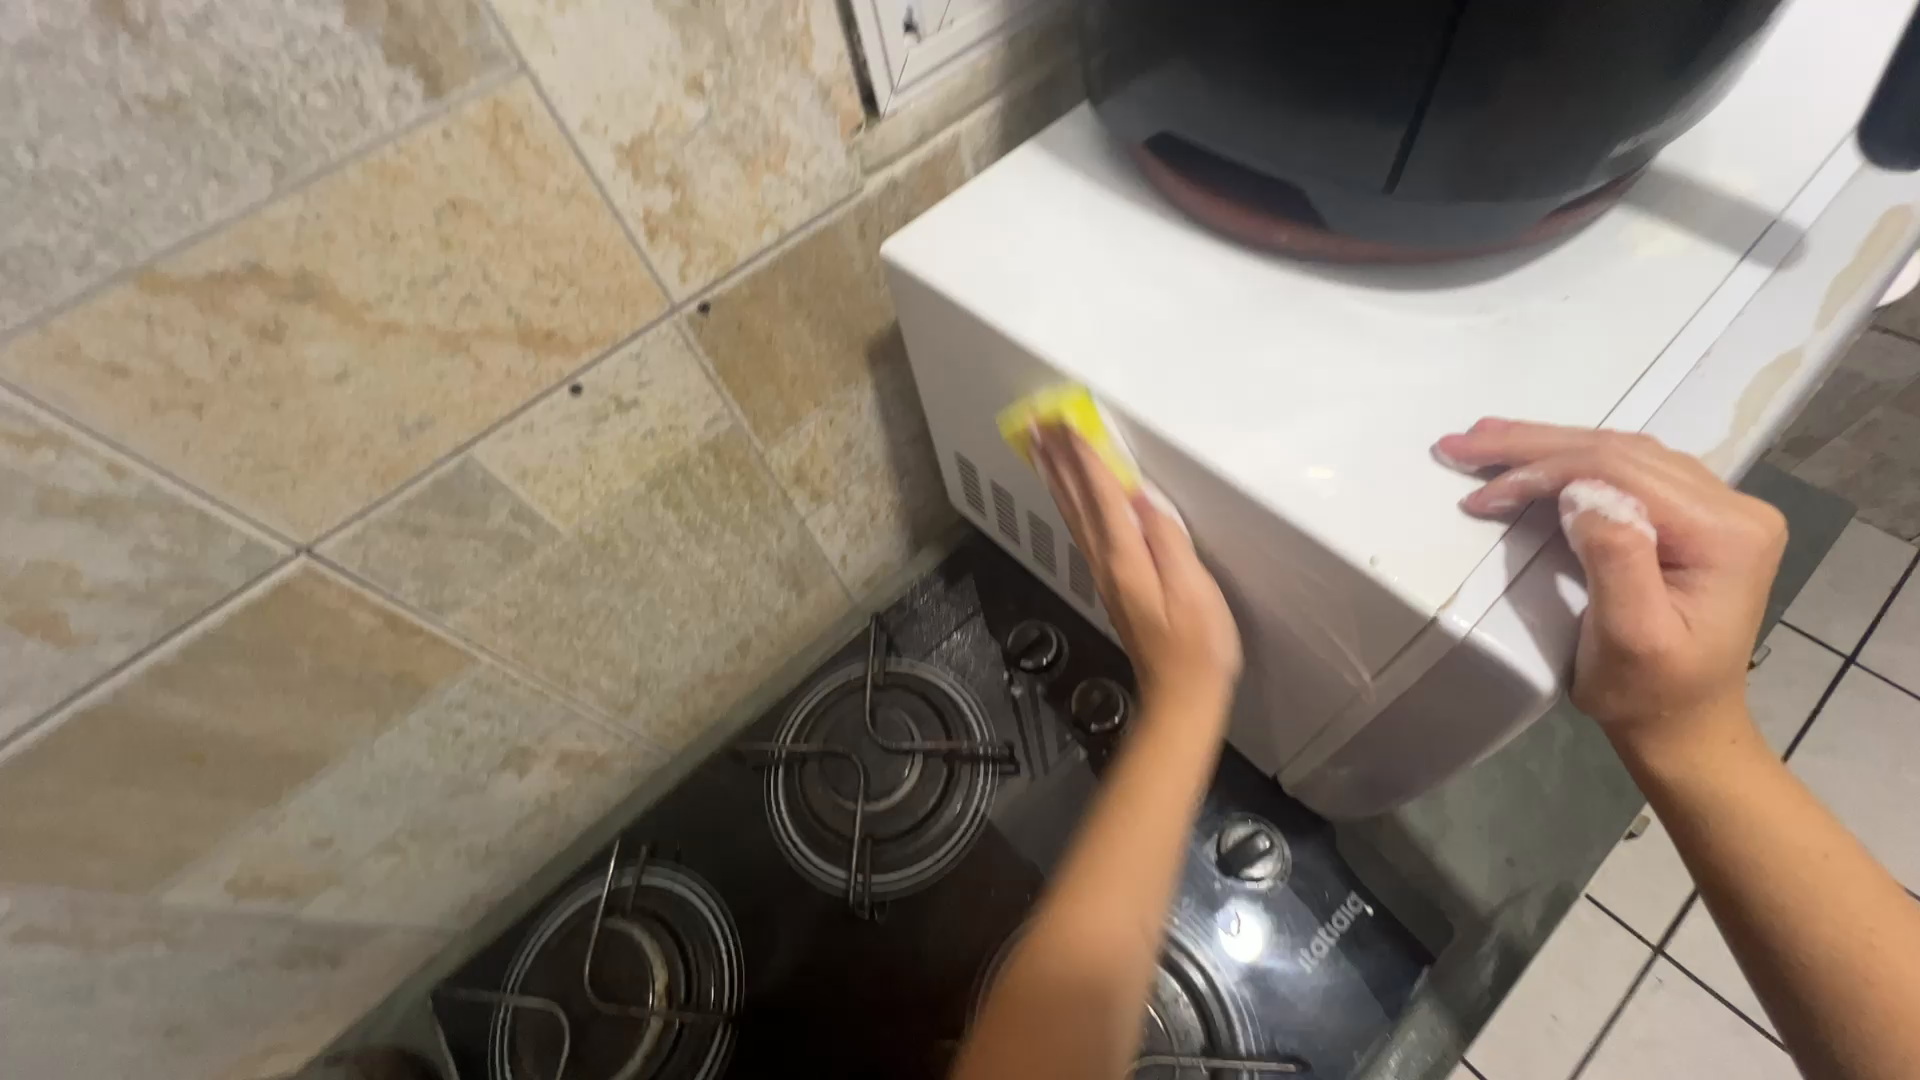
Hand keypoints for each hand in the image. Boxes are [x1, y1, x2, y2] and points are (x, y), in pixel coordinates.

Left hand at [1032, 423, 1241, 715]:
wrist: (1181, 694)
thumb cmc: (1198, 645)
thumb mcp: (1193, 590)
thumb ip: (1167, 540)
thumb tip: (1141, 498)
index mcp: (1126, 557)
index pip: (1101, 494)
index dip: (1084, 456)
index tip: (1066, 424)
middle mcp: (1105, 561)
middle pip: (1075, 500)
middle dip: (1056, 460)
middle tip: (1036, 426)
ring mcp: (1104, 573)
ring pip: (1072, 514)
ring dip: (1056, 478)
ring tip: (1040, 450)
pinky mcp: (1110, 582)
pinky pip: (1081, 529)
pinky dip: (1069, 504)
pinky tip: (1068, 496)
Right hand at [1434, 419, 1785, 758]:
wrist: (1681, 721)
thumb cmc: (1648, 688)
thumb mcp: (1631, 633)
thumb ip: (1614, 557)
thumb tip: (1580, 493)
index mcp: (1723, 531)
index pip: (1618, 471)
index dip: (1540, 473)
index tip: (1478, 497)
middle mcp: (1729, 507)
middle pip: (1617, 451)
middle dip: (1530, 445)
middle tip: (1460, 443)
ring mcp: (1712, 509)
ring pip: (1618, 452)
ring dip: (1543, 444)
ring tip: (1482, 438)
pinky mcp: (1686, 519)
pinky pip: (1622, 469)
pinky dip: (1565, 458)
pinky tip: (1531, 456)